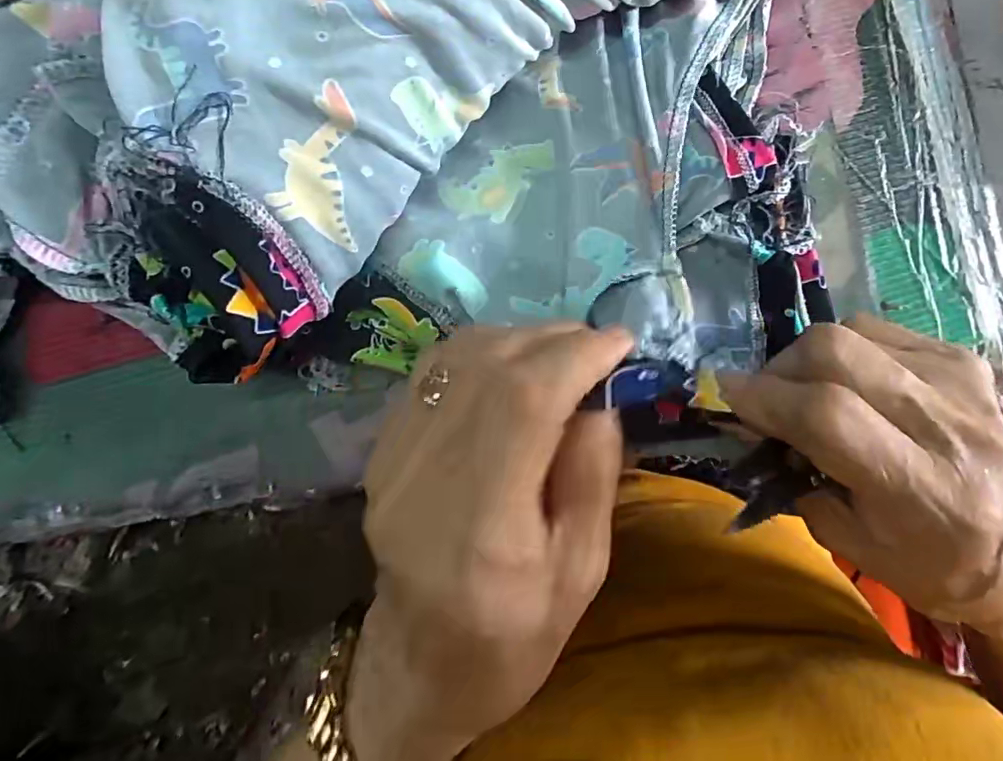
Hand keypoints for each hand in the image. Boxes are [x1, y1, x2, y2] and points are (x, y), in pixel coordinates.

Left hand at [346, 324, 631, 760]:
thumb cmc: (513, 637)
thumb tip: (599, 394)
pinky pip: (436, 370)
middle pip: (489, 367)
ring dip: (520, 339)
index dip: (575, 357)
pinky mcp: (382, 446)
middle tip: (598, 346)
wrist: (418, 664)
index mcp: (481, 526)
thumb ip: (592, 477)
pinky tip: (514, 366)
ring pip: (458, 357)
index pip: (522, 403)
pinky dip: (484, 352)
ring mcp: (392, 457)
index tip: (620, 344)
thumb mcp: (582, 573)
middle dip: (555, 341)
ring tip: (562, 354)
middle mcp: (424, 477)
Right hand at [719, 314, 1002, 631]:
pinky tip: (850, 379)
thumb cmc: (918, 560)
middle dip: (781, 367)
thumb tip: (744, 417)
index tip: (725, 392)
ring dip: (809, 356)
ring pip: (849, 331)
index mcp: (920, 488)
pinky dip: (844, 349)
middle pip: (835, 353)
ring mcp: (961, 385)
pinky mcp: (964, 360)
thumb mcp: (841, 537)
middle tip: (767, 394)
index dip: (765, 396)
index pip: (828, 415)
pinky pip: (875, 329)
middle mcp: (947, 427)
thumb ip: (790, 472)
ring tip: (807, 387)